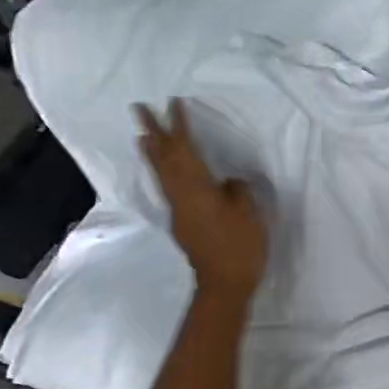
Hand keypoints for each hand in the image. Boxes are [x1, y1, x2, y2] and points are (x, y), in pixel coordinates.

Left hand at [136, 99, 266, 299]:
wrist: (224, 285)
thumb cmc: (240, 247)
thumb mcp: (249, 213)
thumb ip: (238, 191)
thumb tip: (228, 182)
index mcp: (197, 188)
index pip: (185, 149)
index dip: (180, 125)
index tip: (174, 102)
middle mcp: (181, 196)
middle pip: (163, 159)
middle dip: (153, 132)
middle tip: (140, 108)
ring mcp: (179, 211)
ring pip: (161, 175)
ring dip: (152, 152)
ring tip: (143, 135)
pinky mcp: (182, 224)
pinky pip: (167, 188)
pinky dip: (162, 171)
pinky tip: (166, 171)